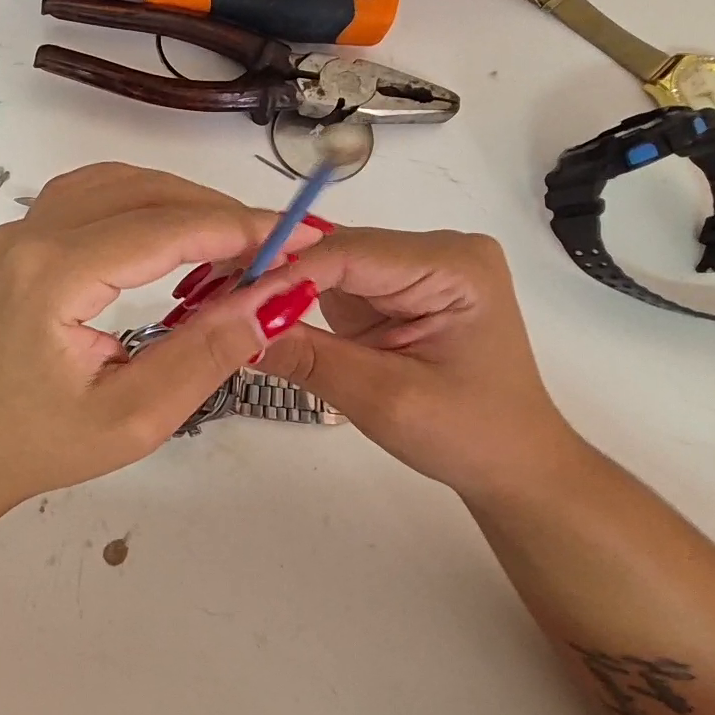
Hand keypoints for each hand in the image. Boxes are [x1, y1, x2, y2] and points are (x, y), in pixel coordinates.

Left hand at [0, 163, 324, 518]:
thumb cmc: (41, 446)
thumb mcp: (135, 415)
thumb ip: (207, 350)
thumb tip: (277, 296)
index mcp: (52, 276)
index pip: (165, 229)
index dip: (241, 229)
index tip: (303, 240)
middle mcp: (28, 238)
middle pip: (141, 193)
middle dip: (215, 213)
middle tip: (273, 249)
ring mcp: (14, 235)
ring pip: (113, 184)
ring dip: (176, 203)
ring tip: (229, 244)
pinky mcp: (14, 244)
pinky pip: (86, 197)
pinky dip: (136, 204)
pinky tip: (167, 237)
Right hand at [245, 227, 588, 500]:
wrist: (510, 464)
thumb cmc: (466, 434)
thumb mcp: (383, 399)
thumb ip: (309, 358)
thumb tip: (235, 329)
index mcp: (453, 266)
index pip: (348, 253)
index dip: (281, 272)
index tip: (222, 299)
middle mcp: (433, 253)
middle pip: (331, 251)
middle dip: (270, 275)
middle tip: (204, 298)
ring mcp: (409, 271)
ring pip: (321, 265)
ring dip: (272, 286)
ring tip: (215, 304)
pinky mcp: (388, 292)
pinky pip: (325, 285)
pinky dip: (287, 300)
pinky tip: (247, 311)